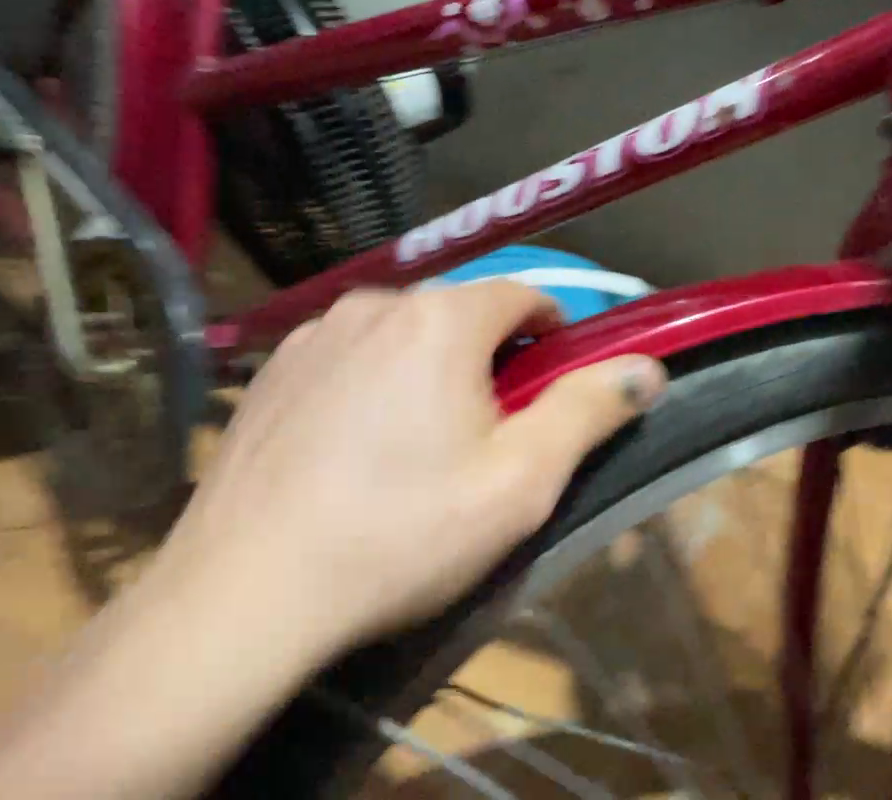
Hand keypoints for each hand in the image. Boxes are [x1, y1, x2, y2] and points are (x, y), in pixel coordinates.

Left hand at [153, 280, 666, 662]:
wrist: (243, 596)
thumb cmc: (402, 534)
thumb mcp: (520, 481)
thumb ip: (589, 410)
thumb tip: (649, 367)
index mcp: (440, 319)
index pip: (525, 296)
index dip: (553, 337)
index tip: (553, 391)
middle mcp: (374, 304)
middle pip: (461, 313)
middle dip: (491, 358)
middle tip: (490, 435)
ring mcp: (311, 335)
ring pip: (401, 334)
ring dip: (429, 369)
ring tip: (420, 448)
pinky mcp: (269, 372)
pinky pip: (348, 358)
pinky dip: (372, 384)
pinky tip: (356, 453)